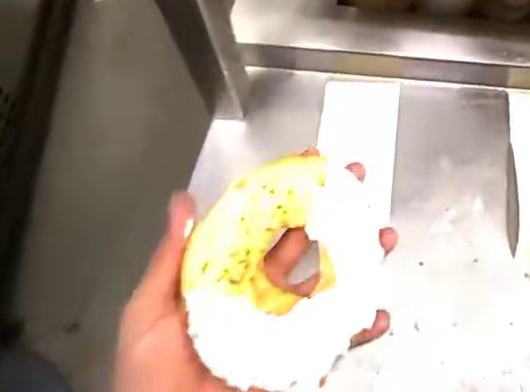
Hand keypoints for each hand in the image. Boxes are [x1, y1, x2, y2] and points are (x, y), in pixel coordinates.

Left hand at [116, 162, 397, 391]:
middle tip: (358, 183)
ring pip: (331, 283)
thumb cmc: (146, 383)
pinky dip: (362, 327)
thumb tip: (181, 202)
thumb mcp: (148, 316)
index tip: (312, 160)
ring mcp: (282, 328)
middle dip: (337, 209)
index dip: (290, 189)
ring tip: (382, 237)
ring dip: (361, 258)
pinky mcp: (296, 362)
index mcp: (230, 276)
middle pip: (308, 242)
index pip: (266, 221)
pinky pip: (335, 341)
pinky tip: (377, 313)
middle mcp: (262, 295)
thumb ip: (169, 259)